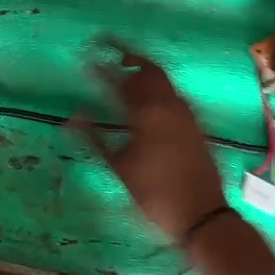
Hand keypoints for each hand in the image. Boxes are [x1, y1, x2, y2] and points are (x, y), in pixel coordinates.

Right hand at [79, 50, 228, 241]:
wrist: (202, 215)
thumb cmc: (155, 192)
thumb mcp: (119, 167)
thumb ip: (94, 137)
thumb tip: (72, 117)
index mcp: (147, 111)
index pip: (120, 79)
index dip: (101, 68)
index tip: (87, 58)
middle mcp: (168, 104)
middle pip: (148, 69)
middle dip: (128, 60)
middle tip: (111, 59)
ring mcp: (185, 113)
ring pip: (163, 80)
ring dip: (144, 73)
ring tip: (127, 78)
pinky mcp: (196, 124)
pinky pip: (174, 95)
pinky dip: (159, 89)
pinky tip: (150, 104)